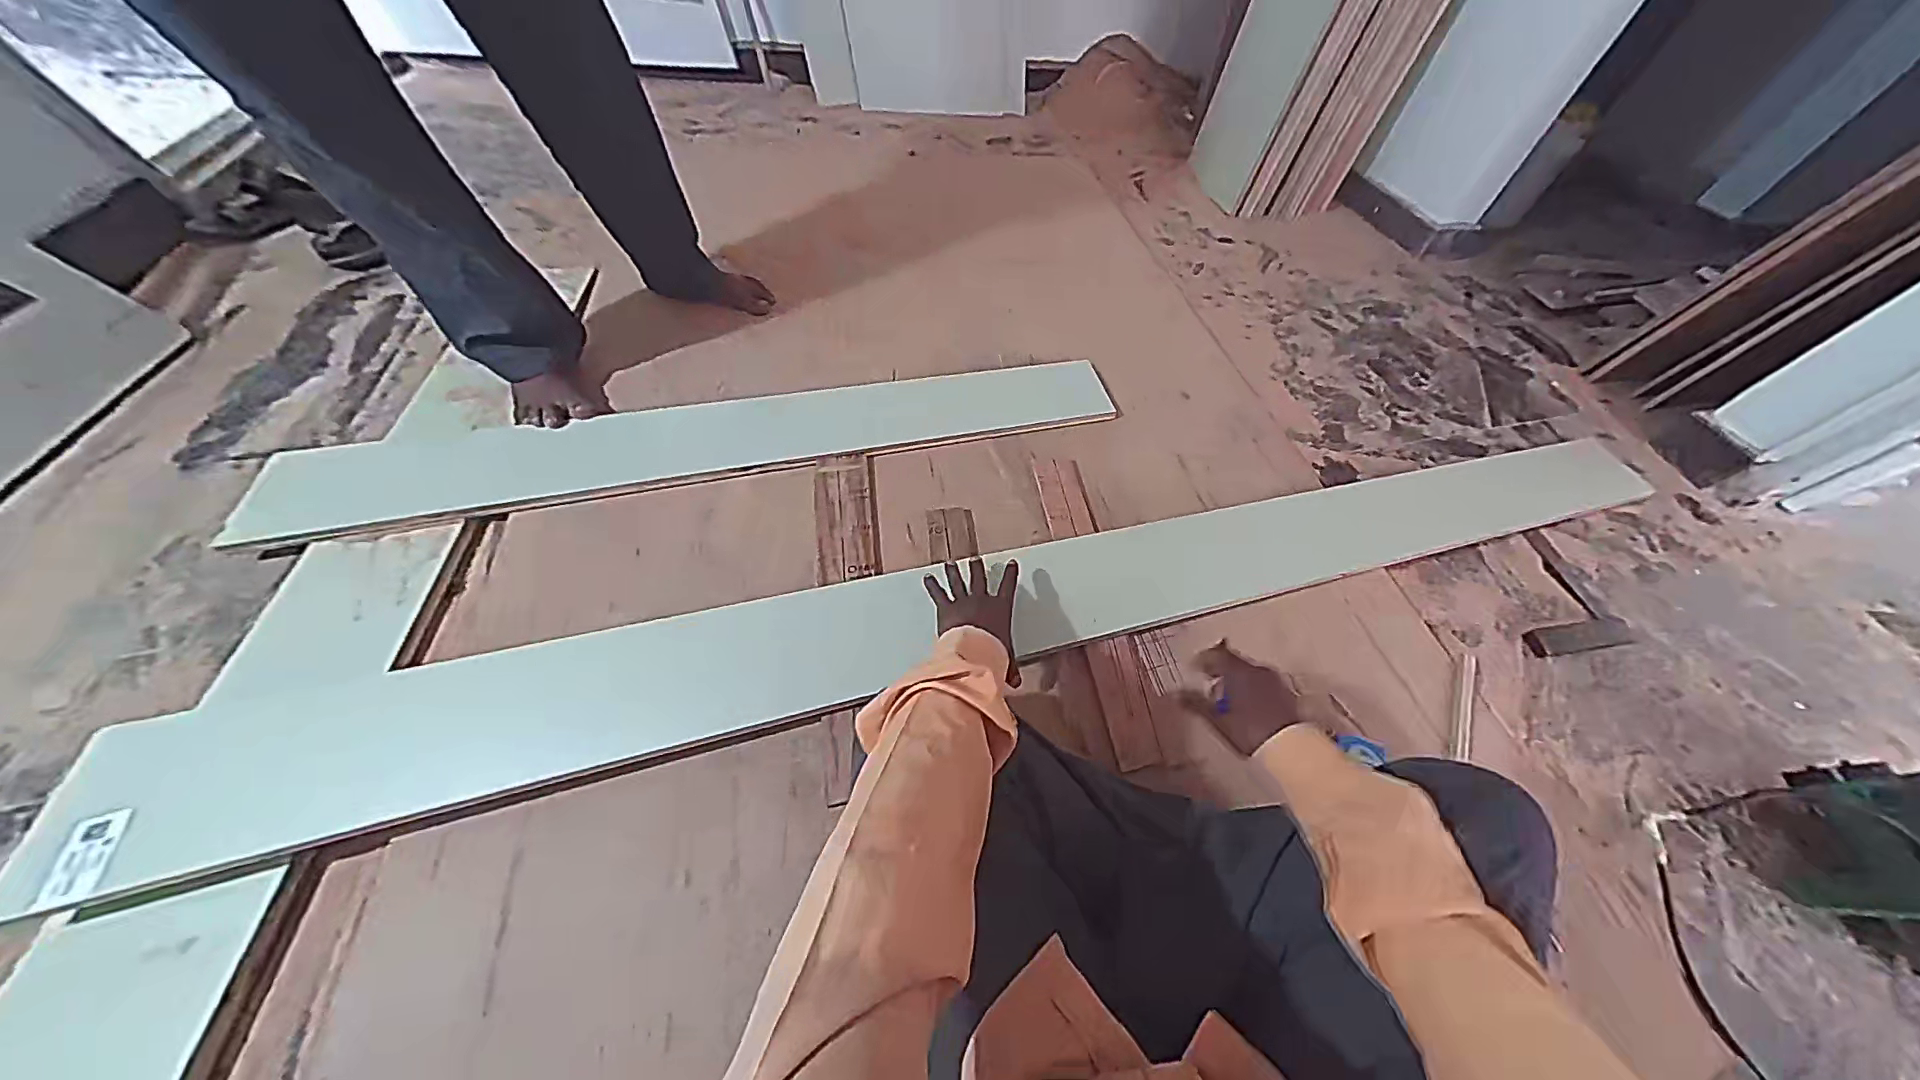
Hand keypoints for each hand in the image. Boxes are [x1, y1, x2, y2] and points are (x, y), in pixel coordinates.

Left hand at [923, 557, 1020, 685]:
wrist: (974, 650)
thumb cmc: (993, 651)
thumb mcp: (1005, 659)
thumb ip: (1009, 669)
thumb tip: (1014, 685)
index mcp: (1000, 609)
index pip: (1008, 587)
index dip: (1010, 574)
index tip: (1011, 563)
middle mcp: (981, 600)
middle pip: (979, 579)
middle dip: (977, 569)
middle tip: (975, 560)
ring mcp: (963, 602)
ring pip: (958, 582)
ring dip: (954, 572)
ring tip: (950, 563)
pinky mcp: (947, 608)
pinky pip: (939, 595)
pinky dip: (933, 586)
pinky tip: (928, 578)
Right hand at [1175, 641, 1302, 754]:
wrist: (1290, 748)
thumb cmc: (1249, 732)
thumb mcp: (1216, 719)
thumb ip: (1195, 703)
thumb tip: (1176, 694)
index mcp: (1238, 672)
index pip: (1216, 654)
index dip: (1202, 659)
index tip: (1194, 668)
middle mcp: (1257, 670)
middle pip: (1233, 661)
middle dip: (1219, 669)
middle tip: (1208, 681)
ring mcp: (1274, 680)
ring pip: (1248, 671)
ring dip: (1235, 678)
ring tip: (1227, 696)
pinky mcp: (1286, 692)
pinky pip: (1262, 682)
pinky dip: (1251, 687)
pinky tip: (1247, 704)